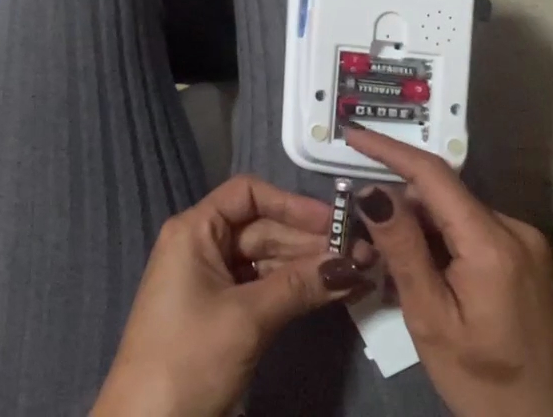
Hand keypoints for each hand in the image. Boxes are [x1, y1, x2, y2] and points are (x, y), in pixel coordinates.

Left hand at [91, 175, 371, 416]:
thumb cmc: (188, 357)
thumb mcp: (246, 319)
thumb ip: (299, 286)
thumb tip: (353, 264)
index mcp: (194, 231)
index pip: (247, 194)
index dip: (291, 204)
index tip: (336, 221)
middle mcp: (203, 246)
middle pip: (263, 227)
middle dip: (311, 240)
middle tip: (364, 254)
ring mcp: (213, 280)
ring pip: (268, 259)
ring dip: (310, 266)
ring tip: (360, 272)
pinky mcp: (224, 312)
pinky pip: (265, 287)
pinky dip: (296, 289)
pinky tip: (333, 292)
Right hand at [346, 127, 552, 416]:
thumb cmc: (482, 381)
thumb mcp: (430, 316)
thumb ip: (402, 248)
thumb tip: (372, 189)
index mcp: (493, 242)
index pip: (433, 175)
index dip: (389, 149)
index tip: (352, 135)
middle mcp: (516, 230)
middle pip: (443, 197)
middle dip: (399, 207)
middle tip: (361, 234)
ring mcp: (527, 245)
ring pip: (456, 215)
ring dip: (419, 229)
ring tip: (391, 267)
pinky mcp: (530, 261)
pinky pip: (474, 233)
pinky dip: (443, 243)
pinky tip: (426, 275)